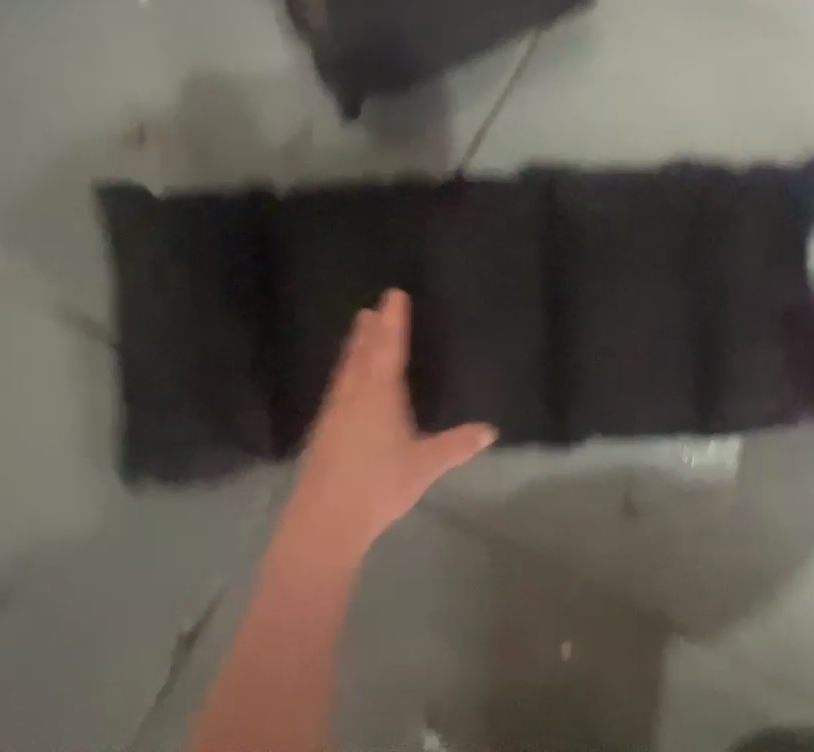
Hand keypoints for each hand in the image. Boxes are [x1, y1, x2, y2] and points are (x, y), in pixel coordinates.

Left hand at [283, 289, 496, 553]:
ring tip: (358, 334)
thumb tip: (490, 431)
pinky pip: (338, 390)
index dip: (394, 321)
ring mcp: (334, 414)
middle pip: (363, 355)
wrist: (324, 521)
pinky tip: (346, 386)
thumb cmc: (380, 485)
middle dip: (370, 331)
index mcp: (380, 394)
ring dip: (354, 350)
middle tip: (371, 309)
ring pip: (346, 372)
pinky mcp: (323, 434)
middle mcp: (355, 396)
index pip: (389, 348)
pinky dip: (346, 375)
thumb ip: (457, 445)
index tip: (393, 294)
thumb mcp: (426, 465)